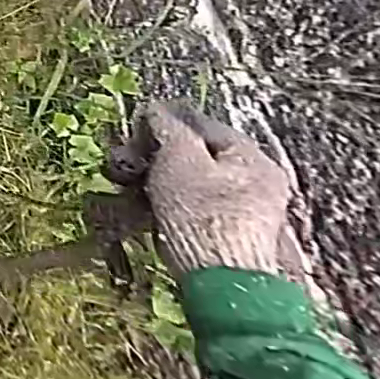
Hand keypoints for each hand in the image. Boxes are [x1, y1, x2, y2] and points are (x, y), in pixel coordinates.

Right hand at [142, 101, 290, 274]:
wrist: (217, 270)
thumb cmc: (201, 210)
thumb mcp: (180, 159)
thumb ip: (169, 129)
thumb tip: (156, 109)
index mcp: (252, 159)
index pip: (201, 124)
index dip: (164, 122)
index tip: (133, 128)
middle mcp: (251, 177)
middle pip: (190, 149)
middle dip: (151, 150)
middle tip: (127, 158)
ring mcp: (236, 200)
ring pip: (182, 171)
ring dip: (149, 171)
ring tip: (127, 179)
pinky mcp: (216, 218)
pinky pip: (182, 192)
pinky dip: (158, 190)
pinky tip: (140, 196)